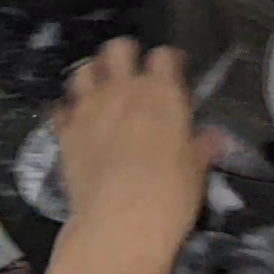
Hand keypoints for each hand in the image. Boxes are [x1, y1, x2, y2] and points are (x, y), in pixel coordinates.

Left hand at [49, 39, 215, 273]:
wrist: (119, 225)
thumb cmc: (170, 196)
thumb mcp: (196, 171)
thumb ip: (201, 147)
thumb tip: (212, 136)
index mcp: (162, 93)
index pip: (163, 56)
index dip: (167, 61)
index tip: (171, 73)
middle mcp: (123, 90)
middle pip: (117, 48)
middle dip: (124, 55)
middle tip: (130, 74)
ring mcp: (88, 108)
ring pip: (82, 70)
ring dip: (92, 76)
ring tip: (100, 92)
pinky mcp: (64, 131)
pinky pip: (61, 108)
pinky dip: (68, 112)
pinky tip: (76, 124)